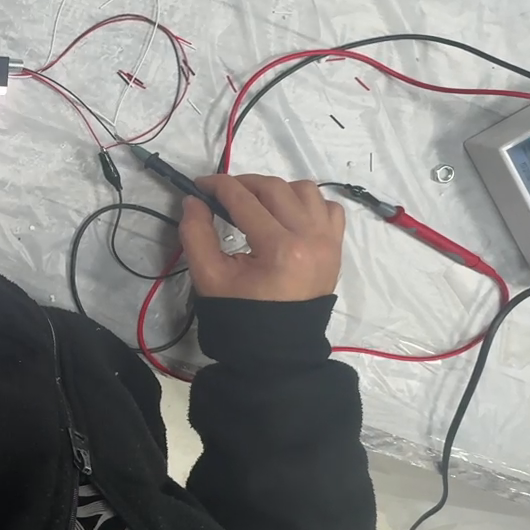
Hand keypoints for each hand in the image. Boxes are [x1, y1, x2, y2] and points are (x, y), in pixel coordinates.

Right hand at [178, 175, 344, 301]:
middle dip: (244, 183)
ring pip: (305, 190)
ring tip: (255, 203)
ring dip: (277, 190)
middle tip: (222, 193)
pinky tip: (285, 214)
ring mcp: (328, 241)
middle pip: (275, 188)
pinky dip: (307, 203)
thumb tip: (194, 200)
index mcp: (278, 248)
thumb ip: (195, 233)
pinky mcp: (335, 246)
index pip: (244, 200)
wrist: (275, 346)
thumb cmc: (239, 311)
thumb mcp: (207, 275)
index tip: (199, 184)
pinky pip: (328, 208)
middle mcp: (310, 237)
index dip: (217, 185)